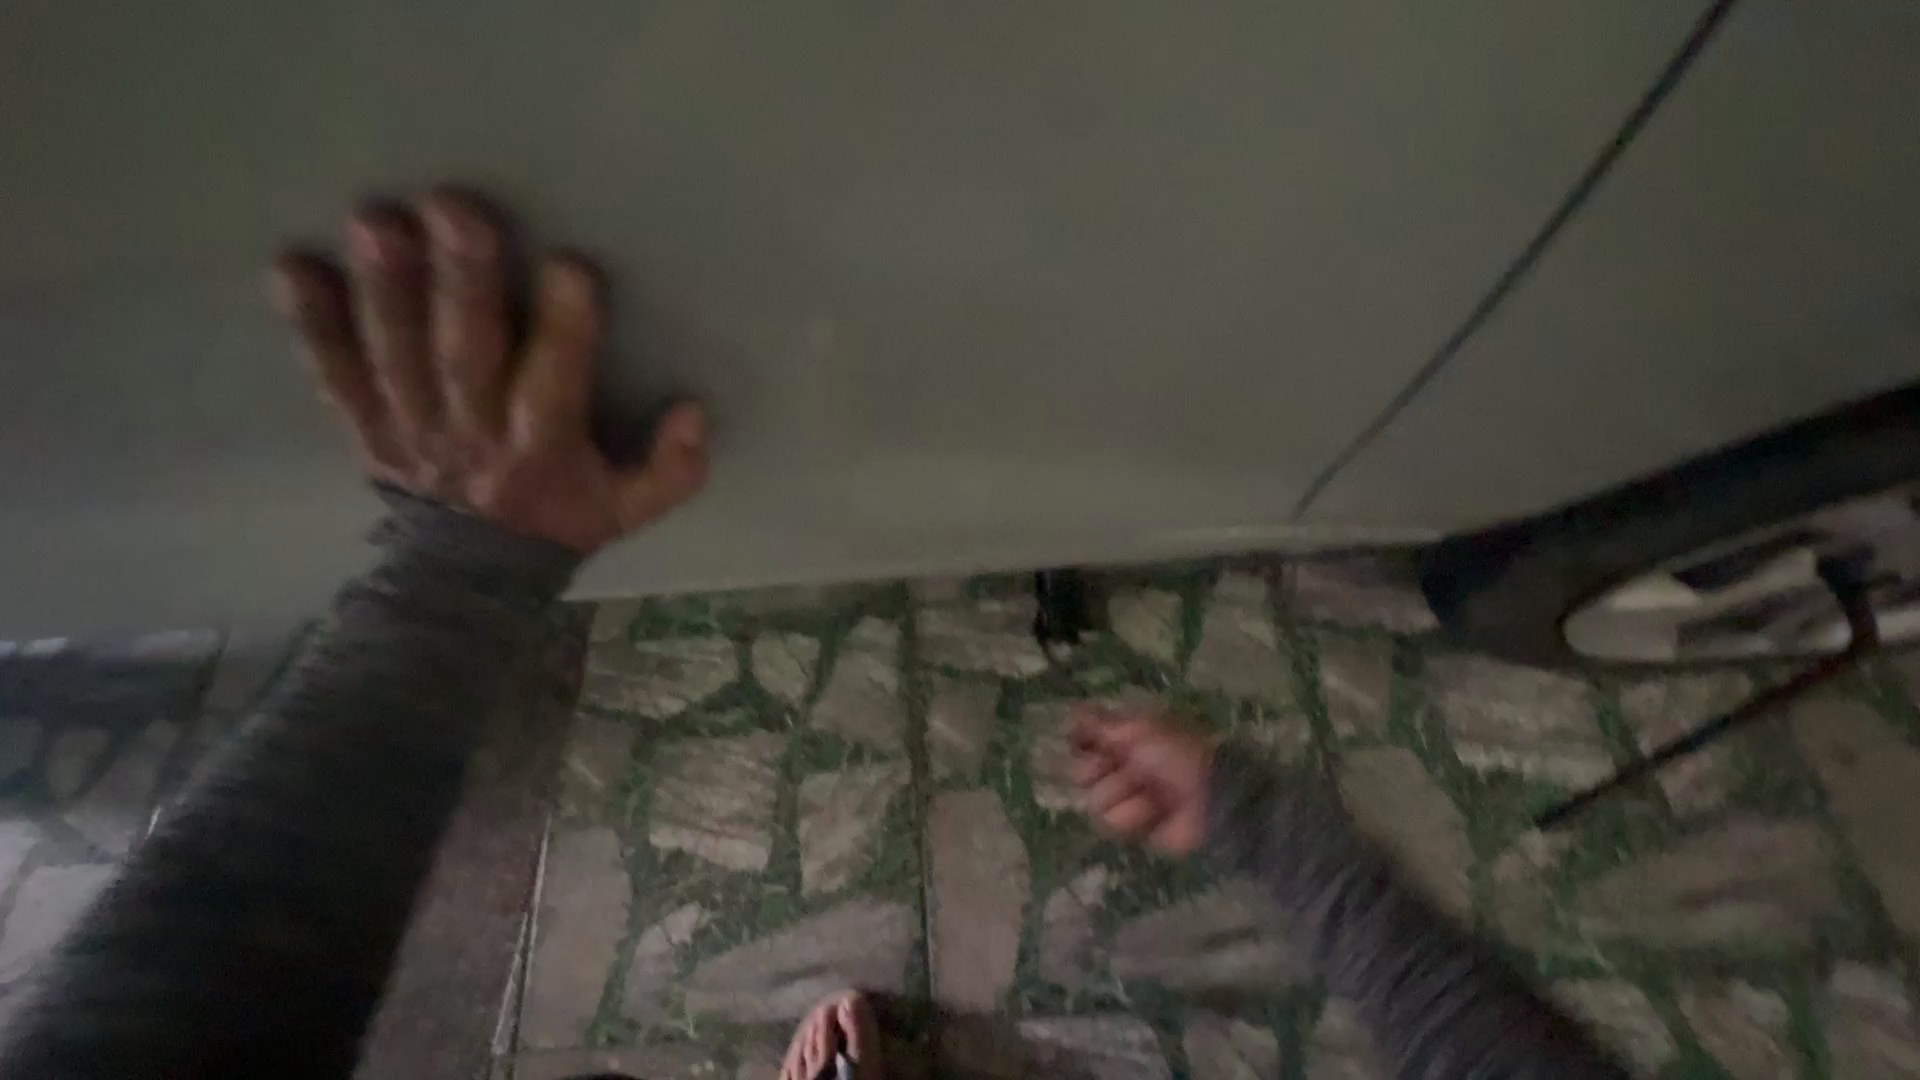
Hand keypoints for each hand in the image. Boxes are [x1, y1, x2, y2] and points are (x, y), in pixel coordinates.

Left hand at [270, 189, 708, 553]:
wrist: (471, 578)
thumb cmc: (561, 522)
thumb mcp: (630, 508)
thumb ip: (672, 470)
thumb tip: (693, 412)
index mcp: (543, 448)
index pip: (558, 383)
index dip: (566, 328)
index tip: (571, 267)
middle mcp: (474, 431)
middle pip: (468, 355)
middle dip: (464, 284)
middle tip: (455, 209)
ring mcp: (412, 427)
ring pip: (398, 355)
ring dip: (386, 291)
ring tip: (377, 222)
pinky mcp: (367, 426)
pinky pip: (336, 376)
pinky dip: (314, 327)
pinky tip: (297, 267)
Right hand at [1070, 706, 1214, 856]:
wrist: (1208, 797)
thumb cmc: (1175, 754)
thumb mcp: (1137, 729)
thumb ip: (1099, 723)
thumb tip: (1069, 712)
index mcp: (1123, 740)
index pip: (1083, 743)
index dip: (1082, 745)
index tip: (1082, 744)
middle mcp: (1119, 768)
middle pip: (1081, 775)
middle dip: (1102, 772)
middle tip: (1126, 769)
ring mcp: (1126, 800)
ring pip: (1096, 802)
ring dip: (1123, 796)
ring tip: (1149, 793)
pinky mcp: (1134, 828)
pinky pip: (1114, 825)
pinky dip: (1136, 816)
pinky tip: (1155, 812)